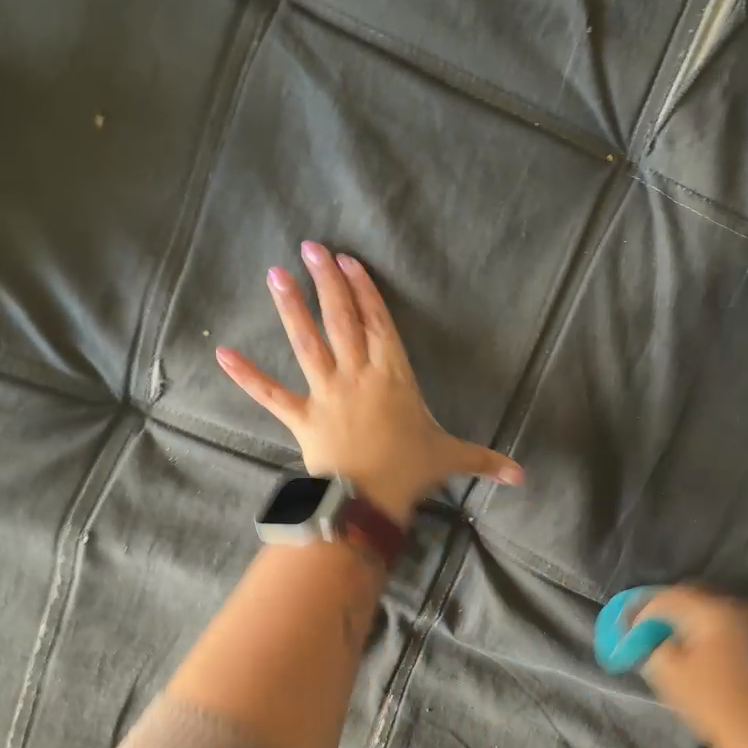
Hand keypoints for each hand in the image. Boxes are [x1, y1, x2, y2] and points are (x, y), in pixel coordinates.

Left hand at [217, 241, 522, 524]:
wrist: (369, 498)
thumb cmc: (412, 471)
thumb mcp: (453, 458)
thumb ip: (487, 460)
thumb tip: (525, 475)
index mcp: (395, 376)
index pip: (379, 323)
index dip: (365, 290)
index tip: (349, 261)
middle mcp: (359, 375)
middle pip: (341, 320)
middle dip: (327, 281)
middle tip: (310, 248)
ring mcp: (327, 393)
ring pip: (307, 342)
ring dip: (290, 307)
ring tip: (274, 274)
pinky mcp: (302, 416)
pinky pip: (271, 393)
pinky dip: (247, 374)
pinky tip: (222, 352)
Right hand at [635, 586, 747, 744]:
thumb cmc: (709, 700)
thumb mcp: (668, 671)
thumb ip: (651, 646)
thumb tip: (645, 638)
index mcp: (711, 612)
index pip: (668, 598)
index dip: (641, 611)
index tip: (624, 626)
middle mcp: (728, 610)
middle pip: (685, 599)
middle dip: (658, 612)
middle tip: (636, 627)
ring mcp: (740, 624)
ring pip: (698, 611)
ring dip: (674, 621)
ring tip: (652, 637)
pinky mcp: (744, 640)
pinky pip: (710, 624)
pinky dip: (690, 630)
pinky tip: (677, 645)